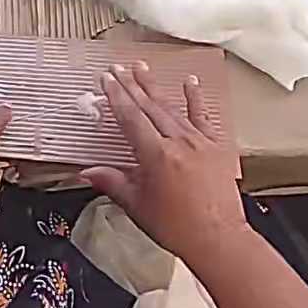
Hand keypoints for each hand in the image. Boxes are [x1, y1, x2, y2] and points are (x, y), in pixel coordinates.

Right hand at [82, 63, 248, 271]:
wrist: (220, 240)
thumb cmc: (177, 227)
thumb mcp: (137, 206)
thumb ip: (112, 183)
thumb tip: (87, 173)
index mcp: (155, 154)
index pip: (130, 116)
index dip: (116, 95)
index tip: (107, 78)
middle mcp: (177, 141)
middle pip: (148, 106)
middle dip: (130, 84)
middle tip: (117, 67)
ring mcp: (198, 141)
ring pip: (171, 107)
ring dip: (154, 87)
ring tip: (141, 68)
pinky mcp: (215, 146)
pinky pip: (202, 116)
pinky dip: (194, 98)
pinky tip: (189, 81)